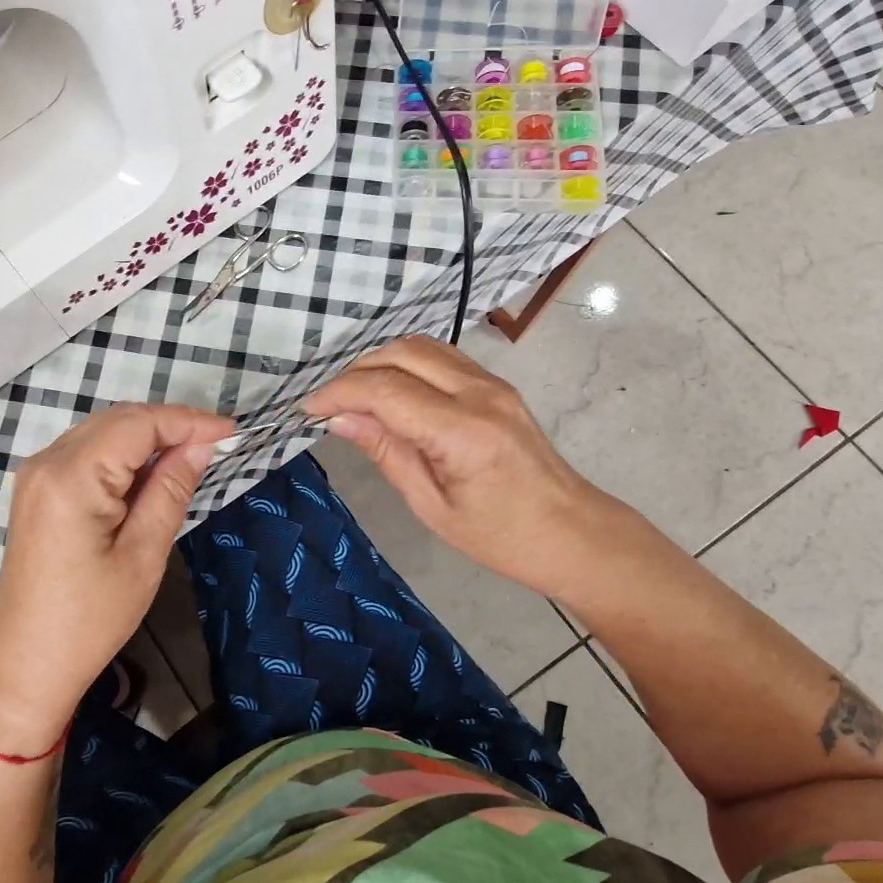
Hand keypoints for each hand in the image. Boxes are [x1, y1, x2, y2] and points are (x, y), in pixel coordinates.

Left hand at [0, 404, 232, 754]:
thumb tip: (201, 447)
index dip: (187, 421)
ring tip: (191, 458)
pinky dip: (122, 455)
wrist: (28, 665)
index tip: (231, 432)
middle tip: (216, 445)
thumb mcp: (142, 556)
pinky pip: (86, 453)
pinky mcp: (36, 490)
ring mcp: (35, 474)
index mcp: (71, 477)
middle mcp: (47, 462)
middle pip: (118, 421)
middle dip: (169, 426)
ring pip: (102, 432)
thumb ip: (170, 491)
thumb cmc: (90, 620)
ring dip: (146, 438)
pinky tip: (149, 474)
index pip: (138, 424)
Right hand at [304, 337, 619, 596]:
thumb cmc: (502, 536)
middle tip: (330, 404)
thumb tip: (341, 419)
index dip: (340, 393)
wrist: (574, 533)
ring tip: (356, 397)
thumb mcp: (432, 506)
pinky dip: (407, 364)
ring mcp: (493, 383)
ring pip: (422, 346)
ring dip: (381, 362)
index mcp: (463, 432)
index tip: (308, 410)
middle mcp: (480, 394)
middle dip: (356, 371)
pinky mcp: (498, 385)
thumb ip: (387, 453)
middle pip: (402, 353)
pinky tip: (392, 392)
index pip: (386, 389)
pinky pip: (442, 357)